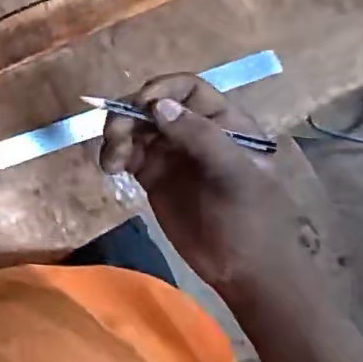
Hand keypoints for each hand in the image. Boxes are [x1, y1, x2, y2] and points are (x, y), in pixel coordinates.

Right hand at [99, 74, 305, 292]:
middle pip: (153, 104)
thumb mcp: (234, 174)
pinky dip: (113, 153)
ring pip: (135, 126)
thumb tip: (158, 106)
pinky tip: (110, 167)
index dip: (162, 88)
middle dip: (130, 112)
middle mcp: (193, 130)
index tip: (142, 104)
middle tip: (115, 134)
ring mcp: (172, 153)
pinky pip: (127, 152)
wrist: (247, 273)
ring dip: (117, 132)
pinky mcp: (153, 175)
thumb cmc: (252, 219)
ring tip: (111, 159)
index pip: (188, 88)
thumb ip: (199, 136)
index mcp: (222, 121)